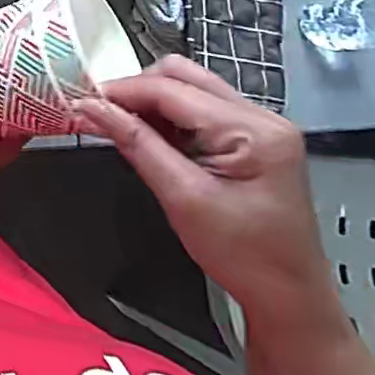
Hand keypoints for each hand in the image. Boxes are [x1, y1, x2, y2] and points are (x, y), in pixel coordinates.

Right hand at [70, 55, 328, 310]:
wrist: (289, 298)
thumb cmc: (245, 256)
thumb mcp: (182, 197)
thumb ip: (135, 143)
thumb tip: (92, 108)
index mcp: (253, 130)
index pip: (171, 89)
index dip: (122, 91)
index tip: (84, 101)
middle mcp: (261, 116)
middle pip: (180, 75)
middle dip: (135, 90)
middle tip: (101, 112)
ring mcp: (258, 124)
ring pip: (186, 86)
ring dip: (148, 103)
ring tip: (120, 126)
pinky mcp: (249, 136)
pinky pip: (197, 107)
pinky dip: (165, 116)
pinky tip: (148, 136)